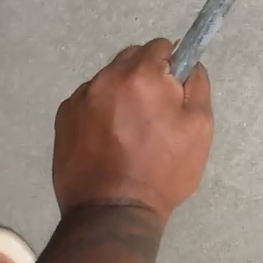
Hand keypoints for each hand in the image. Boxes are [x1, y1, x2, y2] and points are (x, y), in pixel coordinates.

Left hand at [52, 39, 212, 220]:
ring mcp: (80, 97)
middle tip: (153, 112)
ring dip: (121, 92)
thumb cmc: (162, 171)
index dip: (171, 65)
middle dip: (145, 75)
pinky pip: (89, 99)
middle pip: (131, 58)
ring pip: (109, 79)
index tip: (172, 90)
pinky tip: (107, 138)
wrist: (112, 215)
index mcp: (141, 75)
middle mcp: (106, 78)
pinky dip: (100, 109)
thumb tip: (189, 63)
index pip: (159, 46)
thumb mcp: (199, 127)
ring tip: (128, 130)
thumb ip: (197, 84)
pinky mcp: (63, 118)